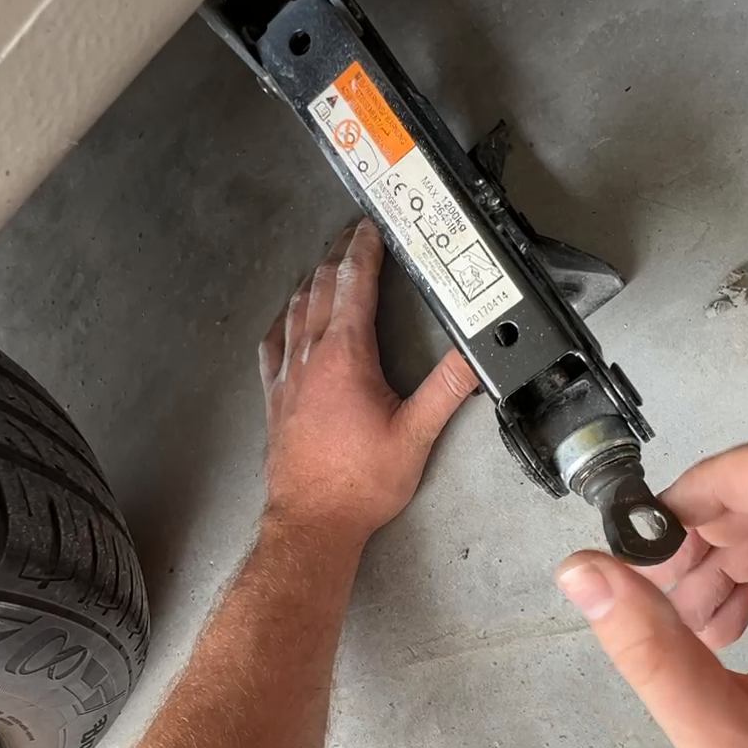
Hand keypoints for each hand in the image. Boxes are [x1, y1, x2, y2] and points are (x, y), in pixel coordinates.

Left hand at [259, 219, 479, 546]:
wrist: (312, 520)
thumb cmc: (361, 482)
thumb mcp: (415, 436)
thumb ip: (446, 390)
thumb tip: (475, 356)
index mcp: (346, 357)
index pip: (354, 287)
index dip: (363, 251)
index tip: (370, 227)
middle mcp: (310, 357)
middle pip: (322, 288)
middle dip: (338, 255)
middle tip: (352, 234)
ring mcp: (286, 375)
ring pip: (295, 309)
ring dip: (313, 279)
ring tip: (327, 263)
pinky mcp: (274, 396)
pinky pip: (273, 342)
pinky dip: (283, 318)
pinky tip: (288, 315)